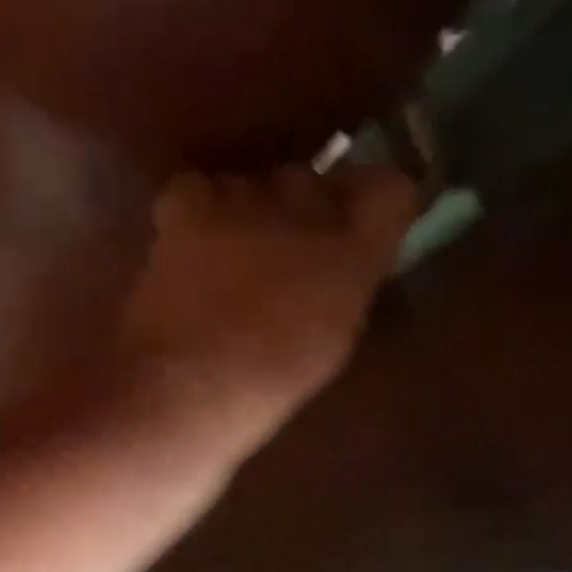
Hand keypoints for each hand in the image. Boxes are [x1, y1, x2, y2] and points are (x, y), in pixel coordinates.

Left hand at [121, 163, 418, 417]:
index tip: (351, 222)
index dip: (366, 203)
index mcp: (355, 256)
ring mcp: (246, 209)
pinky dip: (191, 205)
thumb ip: (341, 288)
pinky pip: (195, 187)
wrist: (182, 391)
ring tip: (225, 249)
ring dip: (243, 207)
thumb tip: (334, 265)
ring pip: (253, 182)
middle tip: (275, 248)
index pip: (388, 191)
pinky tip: (185, 238)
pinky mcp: (188, 214)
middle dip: (297, 207)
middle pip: (311, 180)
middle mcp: (308, 217)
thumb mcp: (326, 343)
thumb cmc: (258, 388)